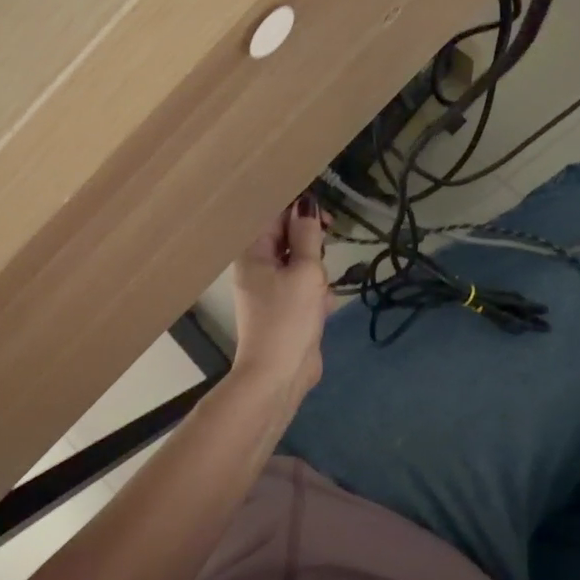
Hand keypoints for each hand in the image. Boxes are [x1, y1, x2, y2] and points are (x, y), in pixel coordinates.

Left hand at [230, 196, 330, 398]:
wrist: (279, 375)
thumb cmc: (288, 318)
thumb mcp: (305, 271)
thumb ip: (308, 236)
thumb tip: (305, 204)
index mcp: (253, 253)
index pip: (275, 215)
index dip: (300, 212)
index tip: (326, 220)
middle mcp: (256, 267)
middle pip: (289, 239)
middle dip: (312, 250)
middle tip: (320, 264)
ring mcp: (269, 290)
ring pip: (301, 265)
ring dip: (316, 276)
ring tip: (319, 294)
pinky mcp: (284, 309)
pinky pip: (304, 288)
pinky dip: (315, 295)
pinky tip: (321, 311)